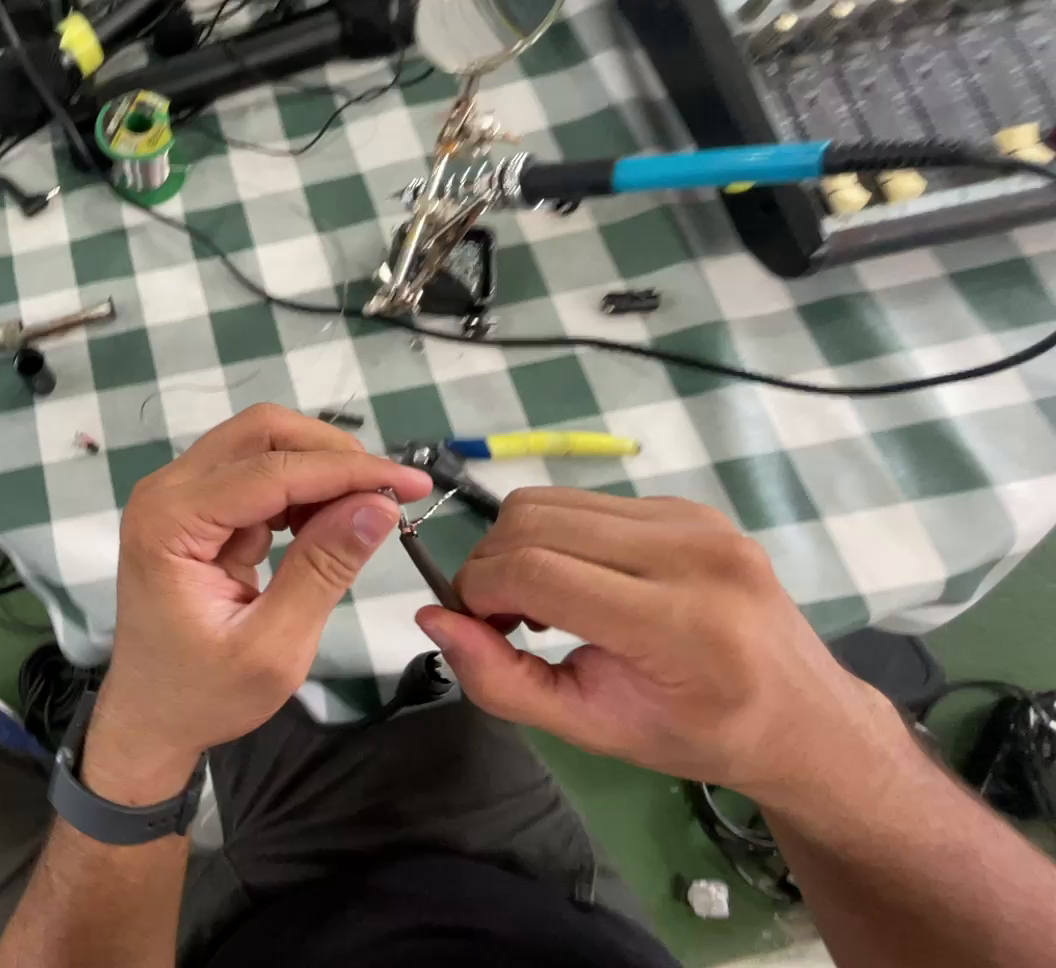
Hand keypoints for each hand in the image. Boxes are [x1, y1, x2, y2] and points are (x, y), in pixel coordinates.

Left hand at [86, 405, 430, 803]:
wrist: (150, 713)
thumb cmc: (203, 693)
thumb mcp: (273, 646)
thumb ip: (323, 569)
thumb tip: (379, 505)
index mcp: (169, 522)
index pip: (268, 470)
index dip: (344, 470)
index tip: (412, 484)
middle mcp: (164, 492)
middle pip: (258, 433)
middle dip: (328, 454)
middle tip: (383, 496)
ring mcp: (174, 495)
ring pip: (259, 445)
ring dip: (315, 470)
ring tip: (356, 520)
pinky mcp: (192, 507)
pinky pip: (253, 474)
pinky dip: (296, 491)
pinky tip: (320, 529)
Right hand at [415, 487, 908, 806]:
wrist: (805, 718)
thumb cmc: (694, 735)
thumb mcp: (587, 728)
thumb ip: (499, 679)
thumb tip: (431, 617)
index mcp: (680, 626)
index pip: (533, 572)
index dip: (477, 591)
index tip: (474, 625)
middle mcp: (693, 555)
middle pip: (529, 525)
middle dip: (487, 566)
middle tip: (498, 615)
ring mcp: (695, 521)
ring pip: (544, 503)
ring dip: (512, 547)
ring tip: (535, 597)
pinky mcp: (688, 506)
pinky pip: (576, 501)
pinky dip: (548, 535)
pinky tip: (572, 577)